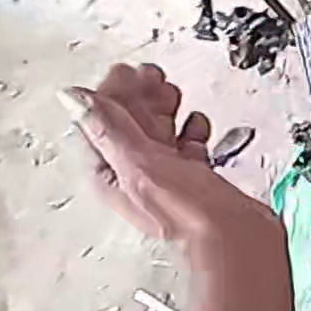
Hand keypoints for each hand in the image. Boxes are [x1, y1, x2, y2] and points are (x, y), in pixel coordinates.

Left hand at [60, 64, 282, 263]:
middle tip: (153, 76)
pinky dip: (191, 132)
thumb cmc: (191, 215)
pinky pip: (188, 149)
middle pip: (131, 127)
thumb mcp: (141, 164)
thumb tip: (74, 97)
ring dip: (166, 111)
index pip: (102, 123)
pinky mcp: (200, 183)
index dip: (113, 93)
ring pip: (161, 135)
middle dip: (141, 98)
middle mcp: (139, 178)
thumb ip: (110, 129)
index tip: (129, 72)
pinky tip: (196, 126)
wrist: (237, 238)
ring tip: (174, 93)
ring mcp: (170, 180)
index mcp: (113, 175)